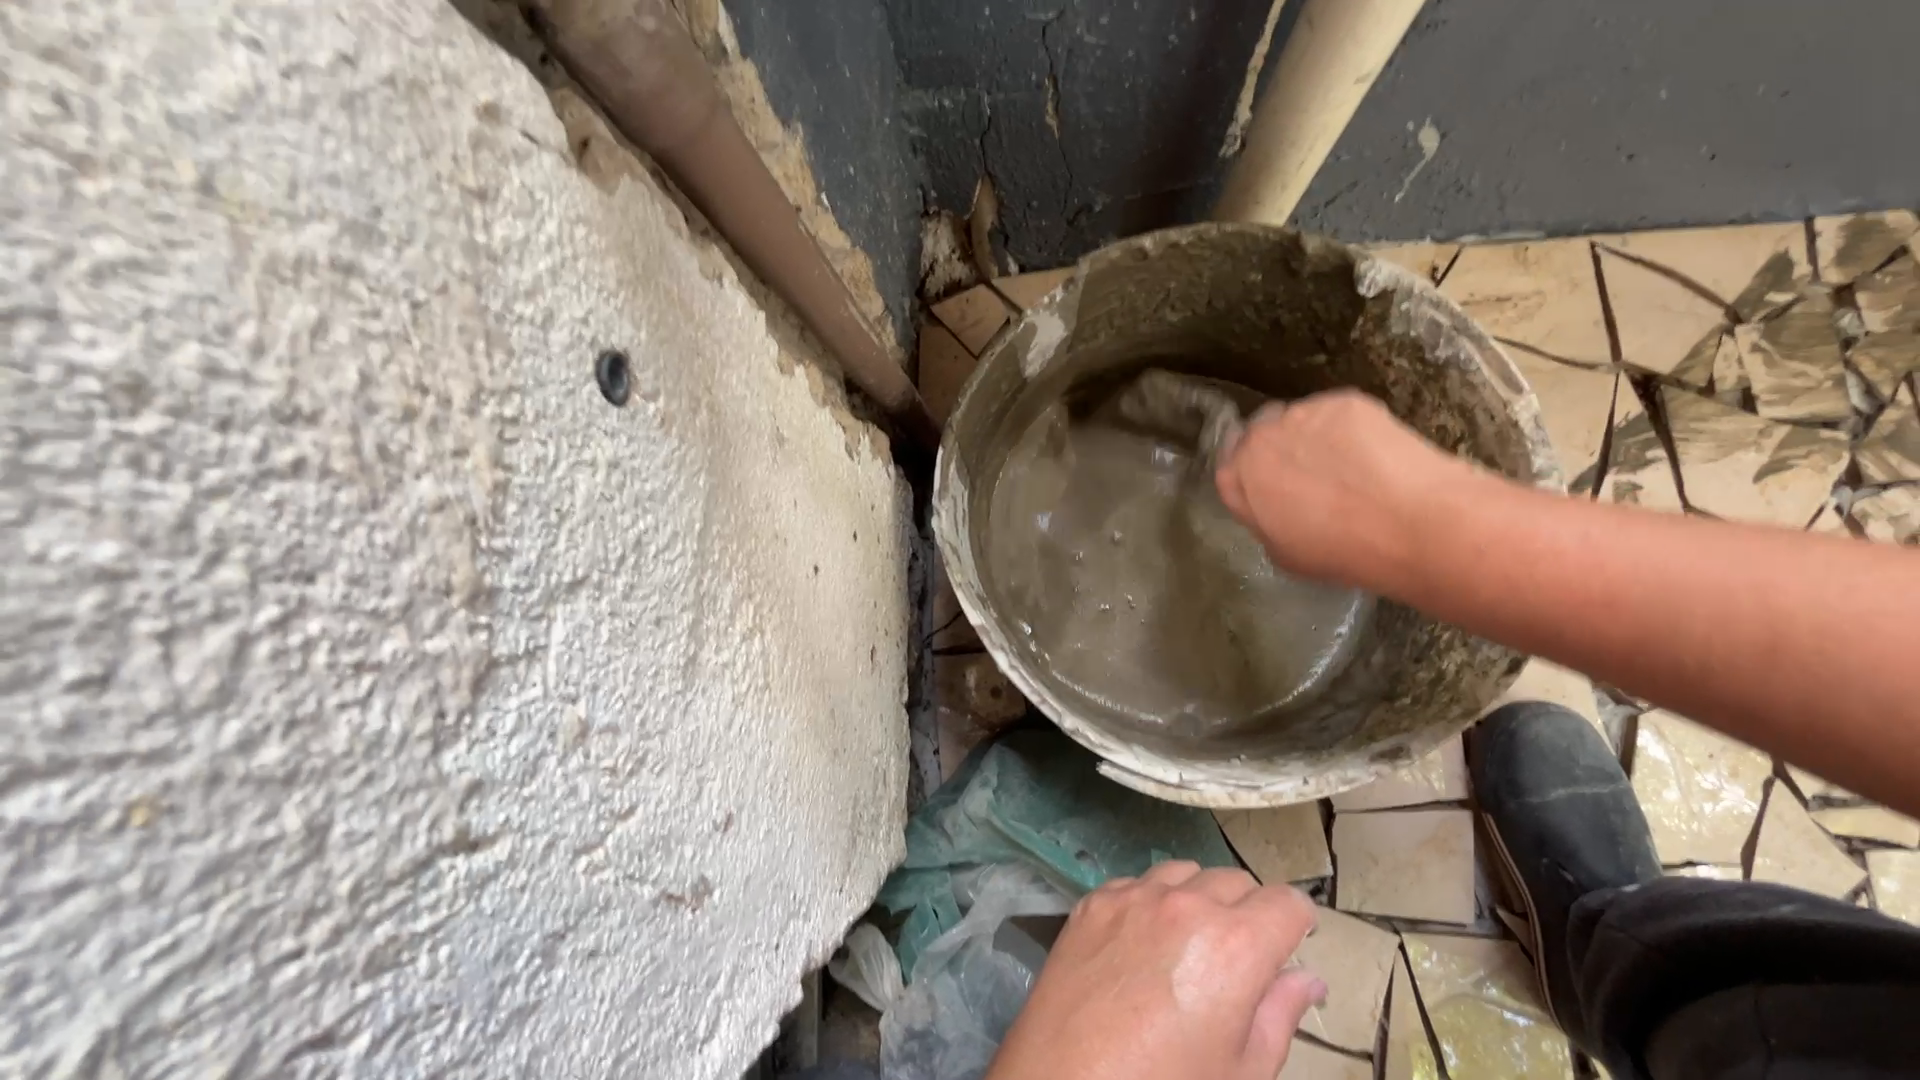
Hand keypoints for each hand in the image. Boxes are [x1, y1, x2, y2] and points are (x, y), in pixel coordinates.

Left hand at [984, 861, 1323, 1079]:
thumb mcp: (1241, 1071)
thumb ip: (1280, 1013)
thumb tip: (1308, 977)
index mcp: (1235, 944)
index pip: (1288, 901)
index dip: (1297, 924)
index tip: (1288, 946)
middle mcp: (1185, 904)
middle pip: (1237, 881)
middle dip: (1249, 912)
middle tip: (1238, 960)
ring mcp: (1133, 897)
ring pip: (1186, 873)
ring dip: (1198, 898)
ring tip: (1188, 947)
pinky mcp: (1093, 901)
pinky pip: (1137, 883)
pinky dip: (1150, 901)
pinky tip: (1142, 944)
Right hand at [1213, 389, 1476, 589]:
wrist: (1412, 523)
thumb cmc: (1343, 550)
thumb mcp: (1283, 554)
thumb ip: (1263, 520)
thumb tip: (1273, 506)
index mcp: (1237, 478)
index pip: (1229, 467)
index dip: (1252, 479)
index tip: (1273, 490)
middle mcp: (1260, 438)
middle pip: (1260, 435)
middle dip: (1280, 451)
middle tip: (1310, 476)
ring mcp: (1303, 414)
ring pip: (1299, 420)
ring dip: (1313, 437)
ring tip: (1348, 466)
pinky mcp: (1344, 401)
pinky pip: (1336, 413)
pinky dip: (1349, 428)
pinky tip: (1371, 453)